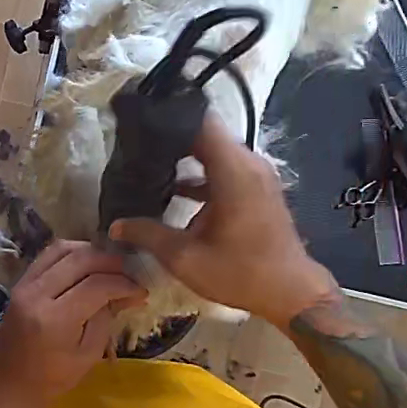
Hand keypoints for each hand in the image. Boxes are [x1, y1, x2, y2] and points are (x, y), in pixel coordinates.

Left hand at [0, 241, 146, 407]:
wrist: (6, 385)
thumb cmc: (51, 379)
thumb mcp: (88, 354)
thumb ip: (108, 318)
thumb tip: (133, 293)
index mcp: (54, 319)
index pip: (96, 285)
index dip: (124, 284)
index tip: (141, 290)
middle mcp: (37, 294)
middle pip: (80, 259)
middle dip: (111, 262)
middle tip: (131, 272)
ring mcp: (25, 285)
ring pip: (63, 249)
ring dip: (91, 252)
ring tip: (111, 265)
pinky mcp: (21, 283)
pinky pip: (49, 255)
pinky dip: (73, 254)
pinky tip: (89, 265)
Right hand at [109, 117, 335, 328]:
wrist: (290, 291)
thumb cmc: (241, 273)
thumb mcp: (186, 258)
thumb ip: (148, 235)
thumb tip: (116, 224)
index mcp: (233, 170)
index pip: (200, 121)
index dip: (168, 116)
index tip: (139, 121)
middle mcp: (248, 163)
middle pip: (206, 134)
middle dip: (171, 137)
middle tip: (135, 144)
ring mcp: (257, 174)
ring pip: (215, 152)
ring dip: (186, 157)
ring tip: (148, 164)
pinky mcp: (258, 188)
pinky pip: (226, 169)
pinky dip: (202, 174)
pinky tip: (173, 189)